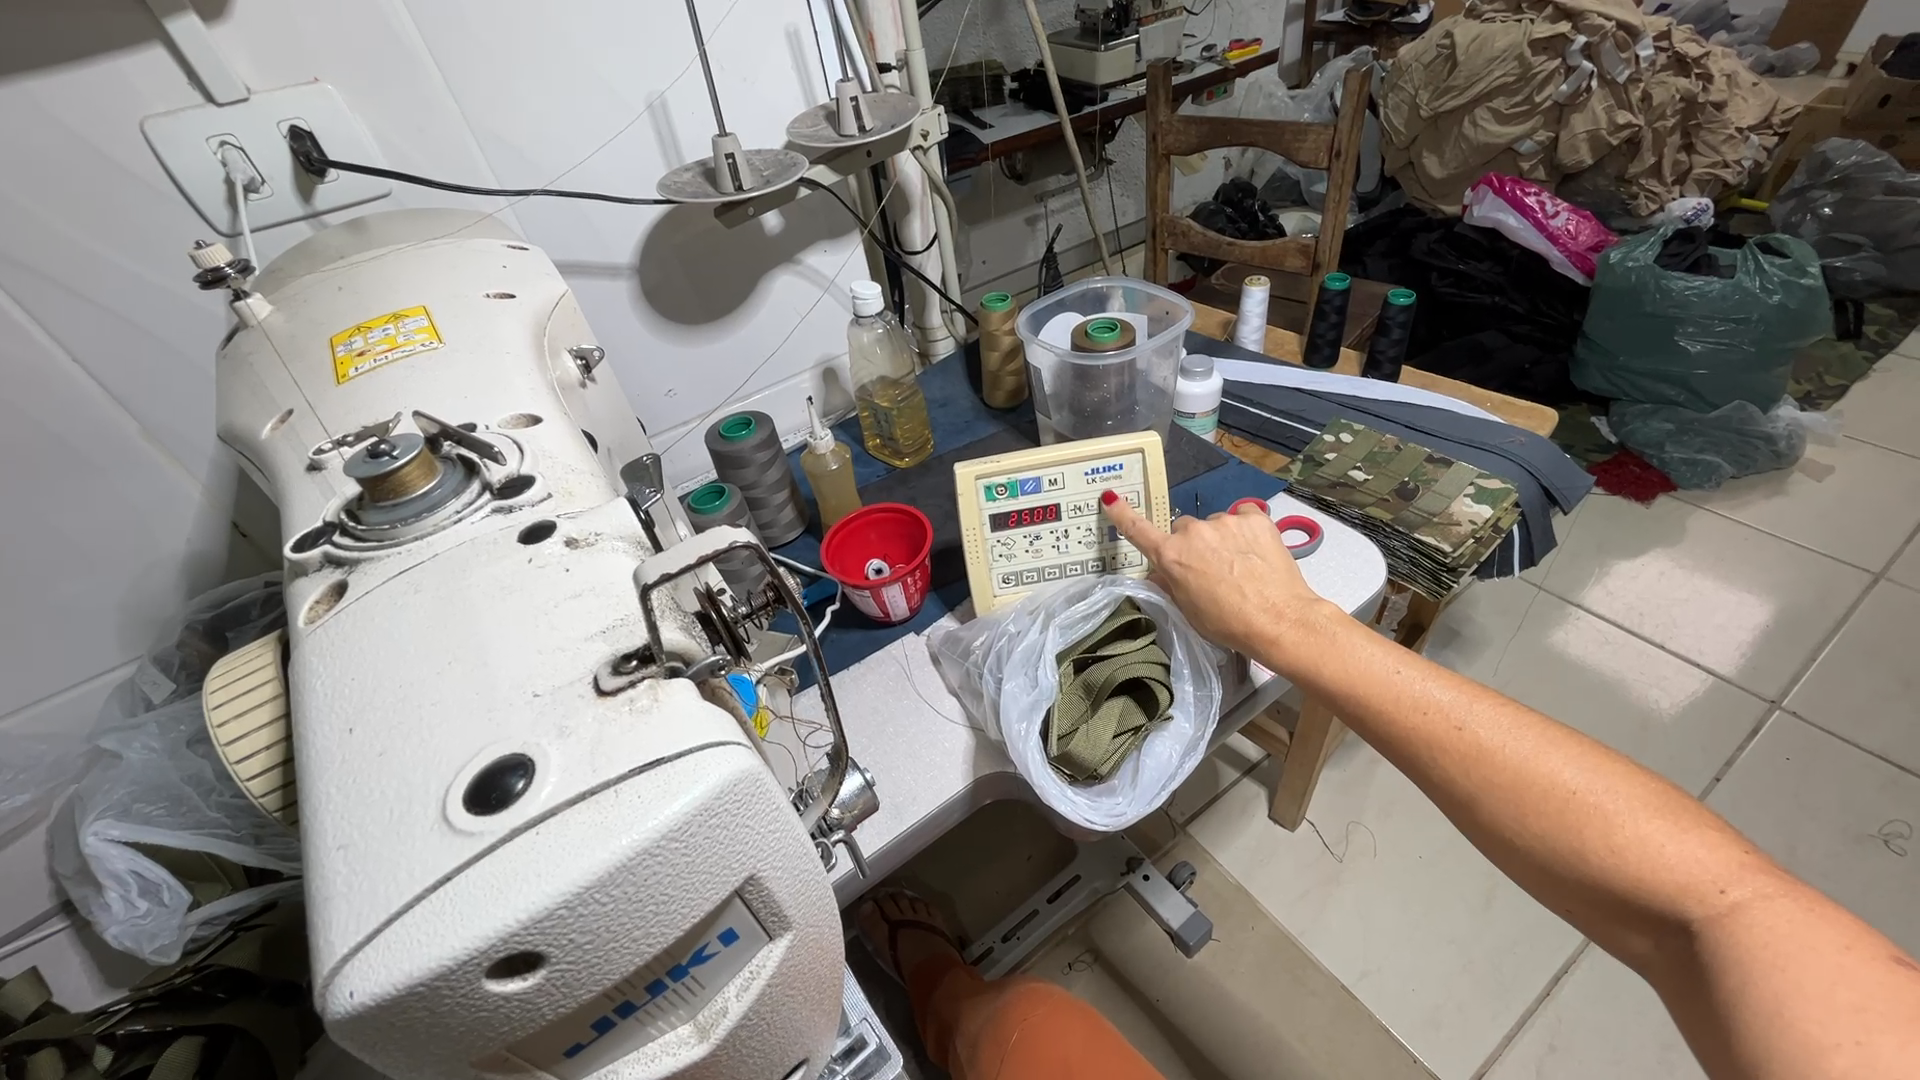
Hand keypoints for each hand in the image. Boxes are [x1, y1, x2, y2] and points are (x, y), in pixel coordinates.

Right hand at [1101, 491, 1336, 660]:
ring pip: (1214, 524)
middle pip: (1183, 529)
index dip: (1122, 514)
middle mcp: (1193, 532)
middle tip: (1210, 569)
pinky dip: (1246, 530)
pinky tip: (1255, 551)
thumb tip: (1160, 573)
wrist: (1279, 620)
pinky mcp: (1254, 518)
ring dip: (1221, 539)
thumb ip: (1170, 585)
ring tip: (1240, 565)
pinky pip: (1242, 516)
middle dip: (1192, 544)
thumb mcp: (1189, 610)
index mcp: (1171, 556)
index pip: (1139, 531)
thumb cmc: (1228, 623)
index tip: (1110, 498)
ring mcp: (1225, 522)